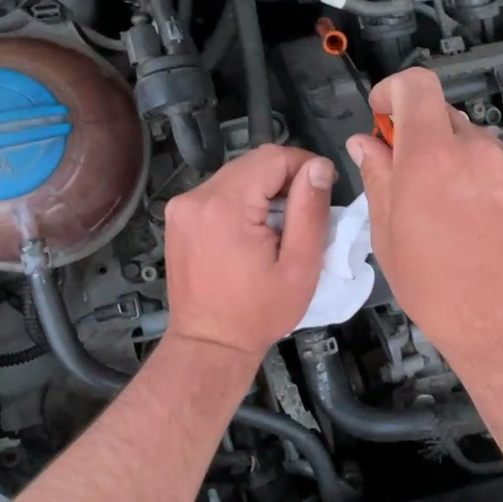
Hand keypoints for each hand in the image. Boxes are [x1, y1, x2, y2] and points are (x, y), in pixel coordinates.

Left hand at [162, 144, 333, 360]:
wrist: (210, 344)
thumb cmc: (259, 312)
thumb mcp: (300, 265)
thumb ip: (310, 210)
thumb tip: (319, 167)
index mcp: (226, 206)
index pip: (273, 157)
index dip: (305, 166)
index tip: (323, 190)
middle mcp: (197, 197)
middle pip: (253, 162)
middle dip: (285, 179)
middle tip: (304, 212)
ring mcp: (182, 206)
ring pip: (237, 174)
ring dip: (264, 190)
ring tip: (280, 225)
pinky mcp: (178, 217)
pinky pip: (219, 191)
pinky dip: (242, 201)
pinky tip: (254, 230)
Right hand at [346, 68, 502, 367]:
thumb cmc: (440, 290)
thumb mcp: (389, 236)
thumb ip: (378, 177)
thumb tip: (366, 143)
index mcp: (431, 156)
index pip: (415, 86)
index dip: (392, 91)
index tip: (381, 113)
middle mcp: (474, 149)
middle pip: (441, 114)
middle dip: (417, 134)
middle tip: (403, 174)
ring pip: (468, 140)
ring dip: (448, 158)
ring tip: (439, 209)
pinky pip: (492, 163)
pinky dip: (474, 176)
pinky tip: (469, 219)